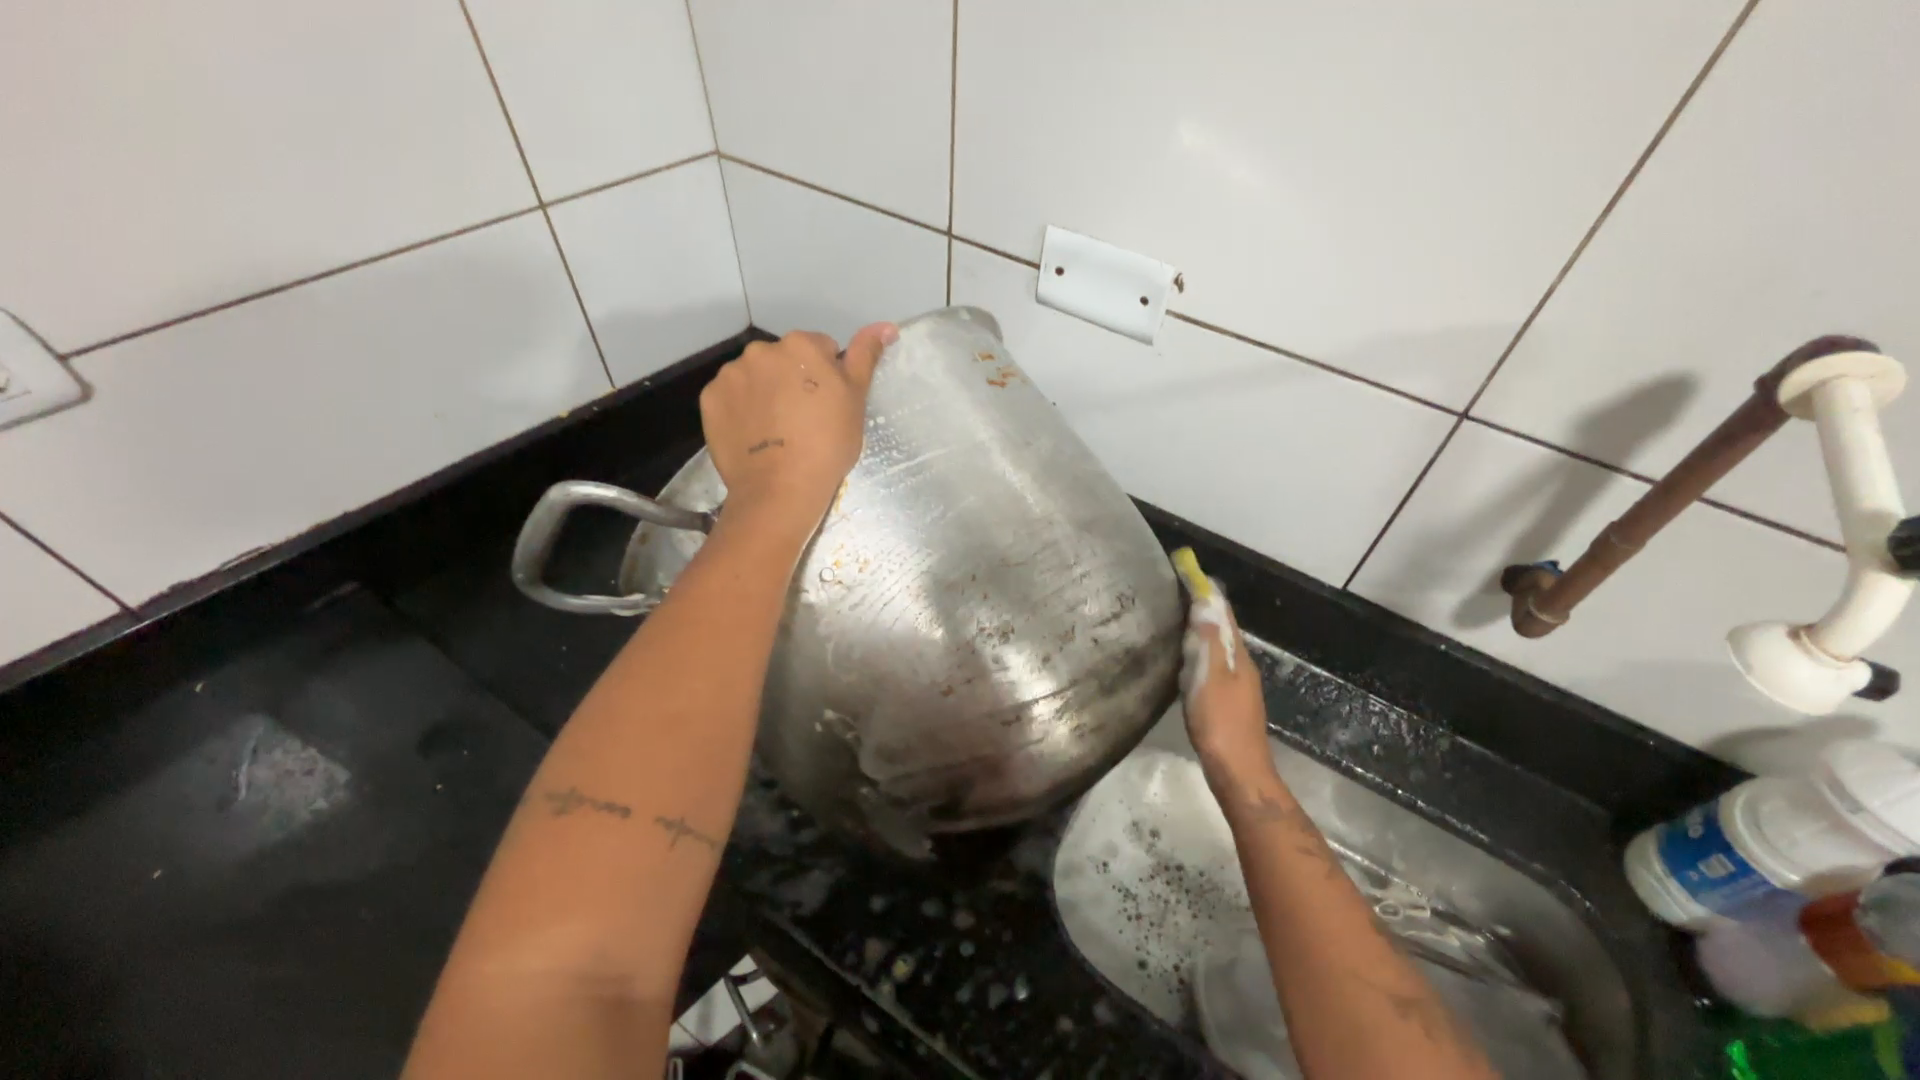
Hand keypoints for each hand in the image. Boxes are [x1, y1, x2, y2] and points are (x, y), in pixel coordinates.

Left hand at [699, 323, 897, 531]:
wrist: (780, 489)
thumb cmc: (827, 444)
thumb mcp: (856, 399)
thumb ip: (865, 356)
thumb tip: (886, 325)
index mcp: (801, 345)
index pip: (820, 349)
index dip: (827, 378)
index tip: (827, 407)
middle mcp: (762, 350)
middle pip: (784, 360)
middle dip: (792, 380)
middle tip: (804, 420)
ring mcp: (731, 374)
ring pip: (755, 377)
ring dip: (765, 393)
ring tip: (777, 431)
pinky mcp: (710, 399)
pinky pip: (730, 397)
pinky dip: (740, 410)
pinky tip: (754, 435)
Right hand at [1177, 571, 1271, 783]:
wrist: (1238, 772)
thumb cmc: (1220, 724)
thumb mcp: (1209, 679)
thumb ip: (1207, 642)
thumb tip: (1205, 603)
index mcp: (1238, 657)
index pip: (1223, 614)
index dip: (1206, 592)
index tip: (1186, 569)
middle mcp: (1241, 666)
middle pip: (1221, 630)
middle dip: (1201, 609)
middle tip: (1174, 590)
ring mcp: (1238, 687)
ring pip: (1218, 649)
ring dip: (1200, 632)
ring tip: (1175, 620)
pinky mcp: (1229, 704)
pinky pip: (1213, 667)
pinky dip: (1198, 655)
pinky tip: (1183, 662)